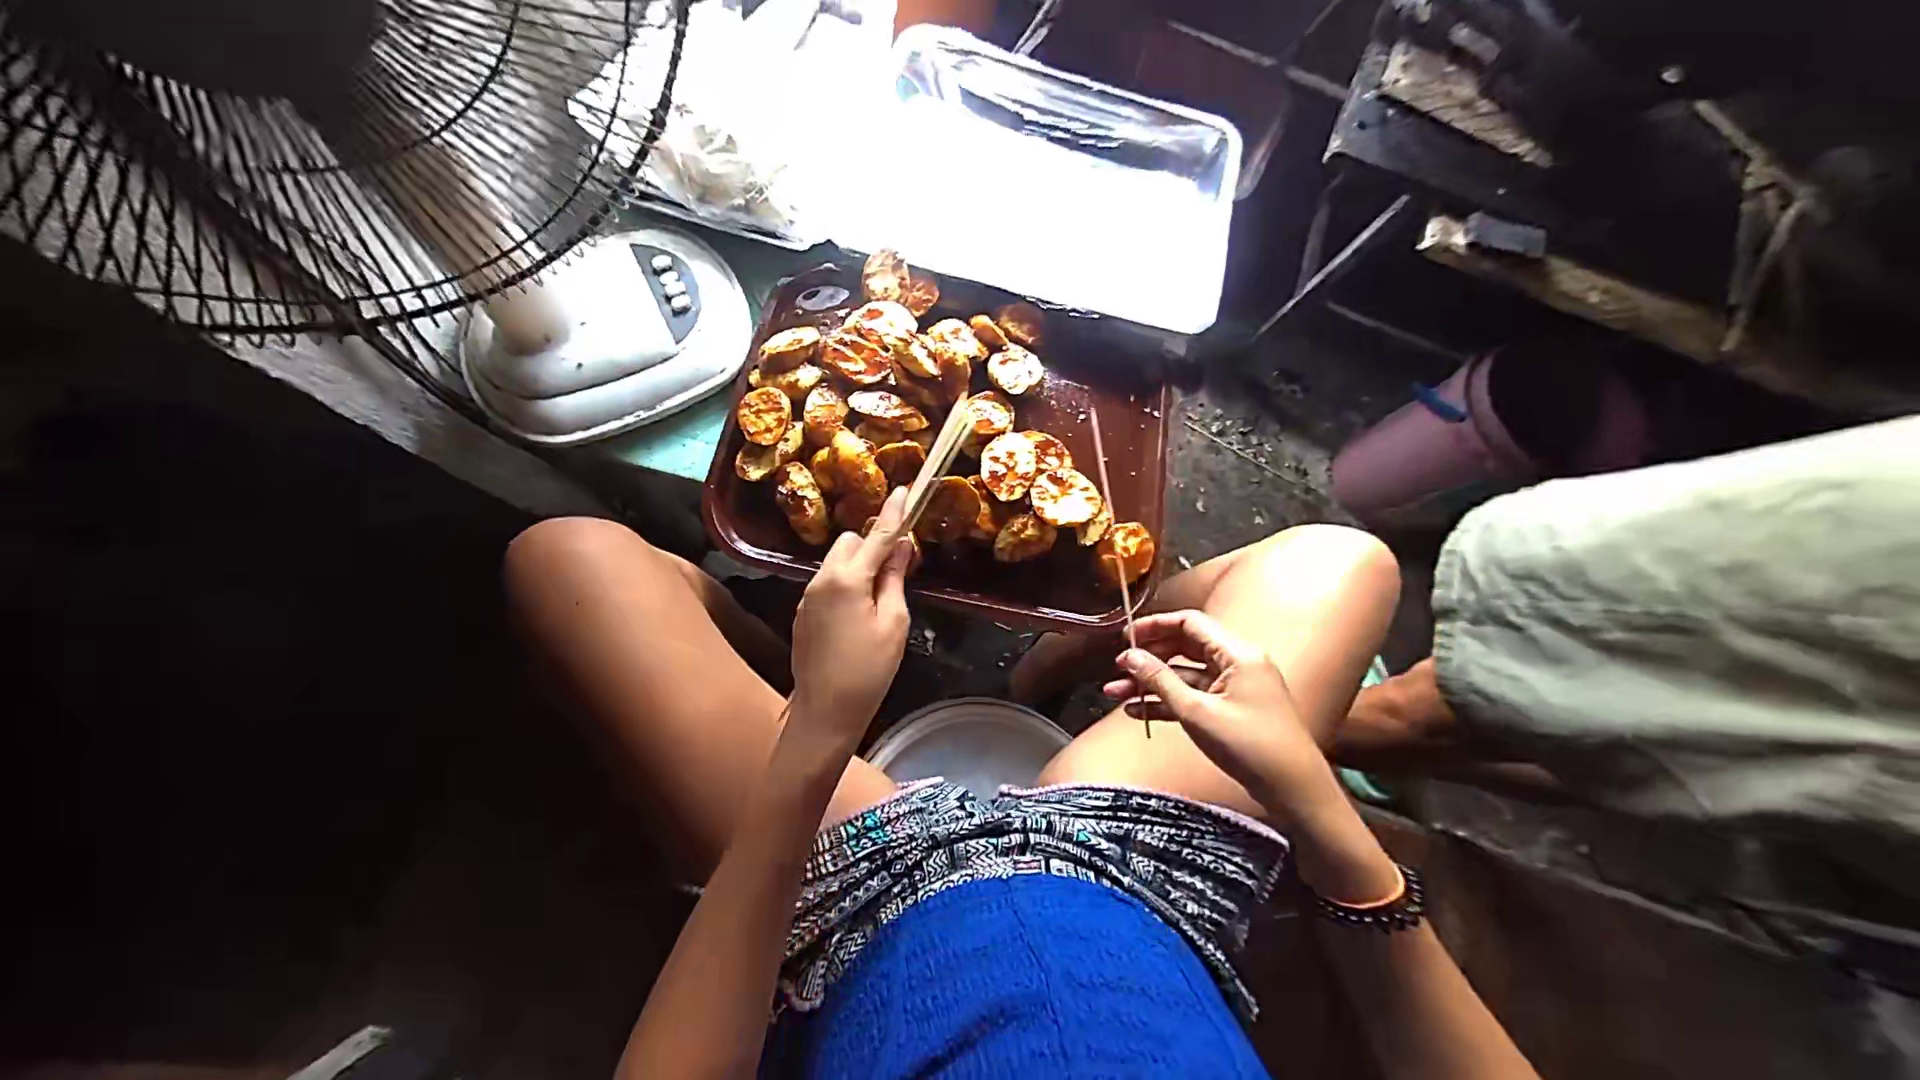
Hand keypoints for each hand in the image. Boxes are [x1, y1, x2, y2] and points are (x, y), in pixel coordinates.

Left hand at [788, 487, 914, 747]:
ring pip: (836, 561)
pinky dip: (845, 583)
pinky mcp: (802, 611)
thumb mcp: (894, 623)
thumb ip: (895, 579)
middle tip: (897, 569)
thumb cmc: (869, 670)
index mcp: (847, 580)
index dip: (894, 513)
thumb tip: (901, 546)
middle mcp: (821, 579)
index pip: (876, 536)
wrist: (824, 711)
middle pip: (850, 542)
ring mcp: (807, 595)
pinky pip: (827, 582)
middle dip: (872, 545)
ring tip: (877, 597)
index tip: (906, 489)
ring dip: (858, 565)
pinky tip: (857, 614)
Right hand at [1103, 610, 1332, 820]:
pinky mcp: (1231, 708)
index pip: (1189, 623)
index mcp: (1238, 653)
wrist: (1295, 791)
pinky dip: (1167, 701)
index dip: (1154, 626)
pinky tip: (1137, 711)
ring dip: (1151, 683)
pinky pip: (1193, 696)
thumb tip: (1131, 657)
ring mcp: (1235, 687)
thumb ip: (1160, 681)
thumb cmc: (1252, 747)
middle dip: (1148, 657)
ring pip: (1184, 674)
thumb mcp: (1197, 712)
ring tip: (1116, 693)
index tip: (1125, 638)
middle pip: (1184, 647)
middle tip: (1118, 668)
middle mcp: (1238, 663)